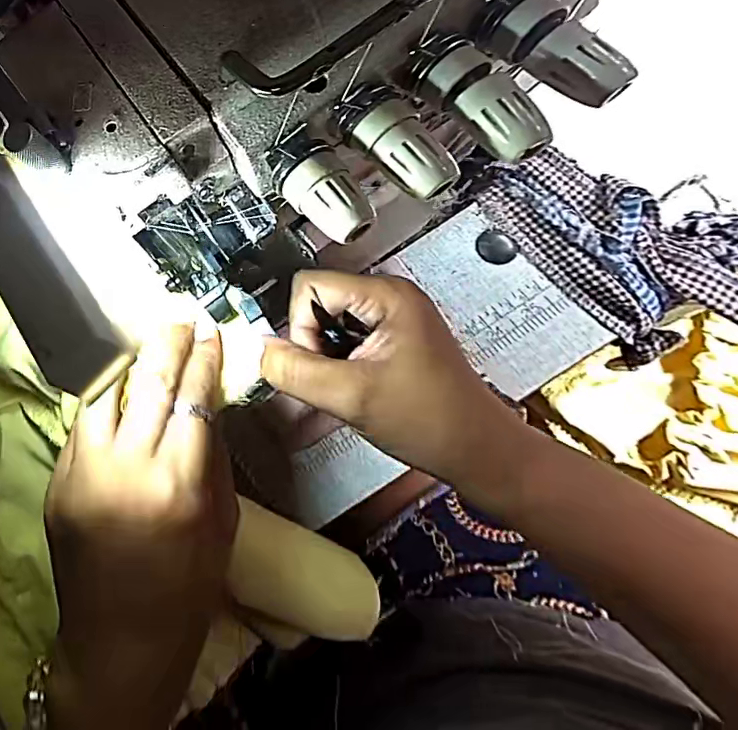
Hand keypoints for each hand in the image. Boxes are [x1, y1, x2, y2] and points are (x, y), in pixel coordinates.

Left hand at [44, 325, 236, 728]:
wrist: (120, 640)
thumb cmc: (186, 588)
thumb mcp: (221, 520)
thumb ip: (212, 453)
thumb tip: (208, 396)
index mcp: (176, 484)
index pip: (193, 397)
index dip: (204, 358)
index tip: (209, 333)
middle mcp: (126, 471)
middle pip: (149, 383)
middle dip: (169, 344)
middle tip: (180, 322)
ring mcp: (84, 474)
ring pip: (107, 392)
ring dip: (131, 364)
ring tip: (149, 348)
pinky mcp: (58, 482)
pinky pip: (84, 423)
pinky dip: (106, 400)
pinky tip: (121, 390)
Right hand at [259, 270, 529, 487]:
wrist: (478, 451)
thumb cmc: (432, 421)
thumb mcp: (352, 397)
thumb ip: (297, 371)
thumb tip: (259, 351)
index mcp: (386, 294)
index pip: (310, 286)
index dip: (301, 327)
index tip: (317, 365)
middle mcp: (389, 295)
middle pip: (318, 302)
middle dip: (314, 345)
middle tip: (334, 381)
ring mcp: (393, 316)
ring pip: (329, 322)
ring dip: (326, 357)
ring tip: (349, 388)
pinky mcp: (393, 335)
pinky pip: (346, 337)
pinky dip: (340, 363)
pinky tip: (357, 389)